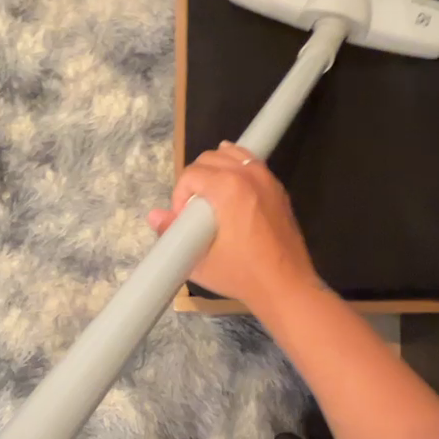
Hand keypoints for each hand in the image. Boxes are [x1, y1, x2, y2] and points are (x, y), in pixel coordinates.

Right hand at [148, 141, 320, 312]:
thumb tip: (153, 215)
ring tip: (209, 196)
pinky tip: (229, 184)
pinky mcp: (277, 188)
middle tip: (193, 211)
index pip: (191, 174)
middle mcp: (248, 175)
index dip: (179, 196)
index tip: (183, 220)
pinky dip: (236, 167)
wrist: (285, 285)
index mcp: (228, 188)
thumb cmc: (241, 274)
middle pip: (209, 159)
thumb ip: (172, 234)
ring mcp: (266, 178)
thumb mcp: (199, 260)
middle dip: (194, 181)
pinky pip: (251, 163)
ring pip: (232, 154)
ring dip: (214, 169)